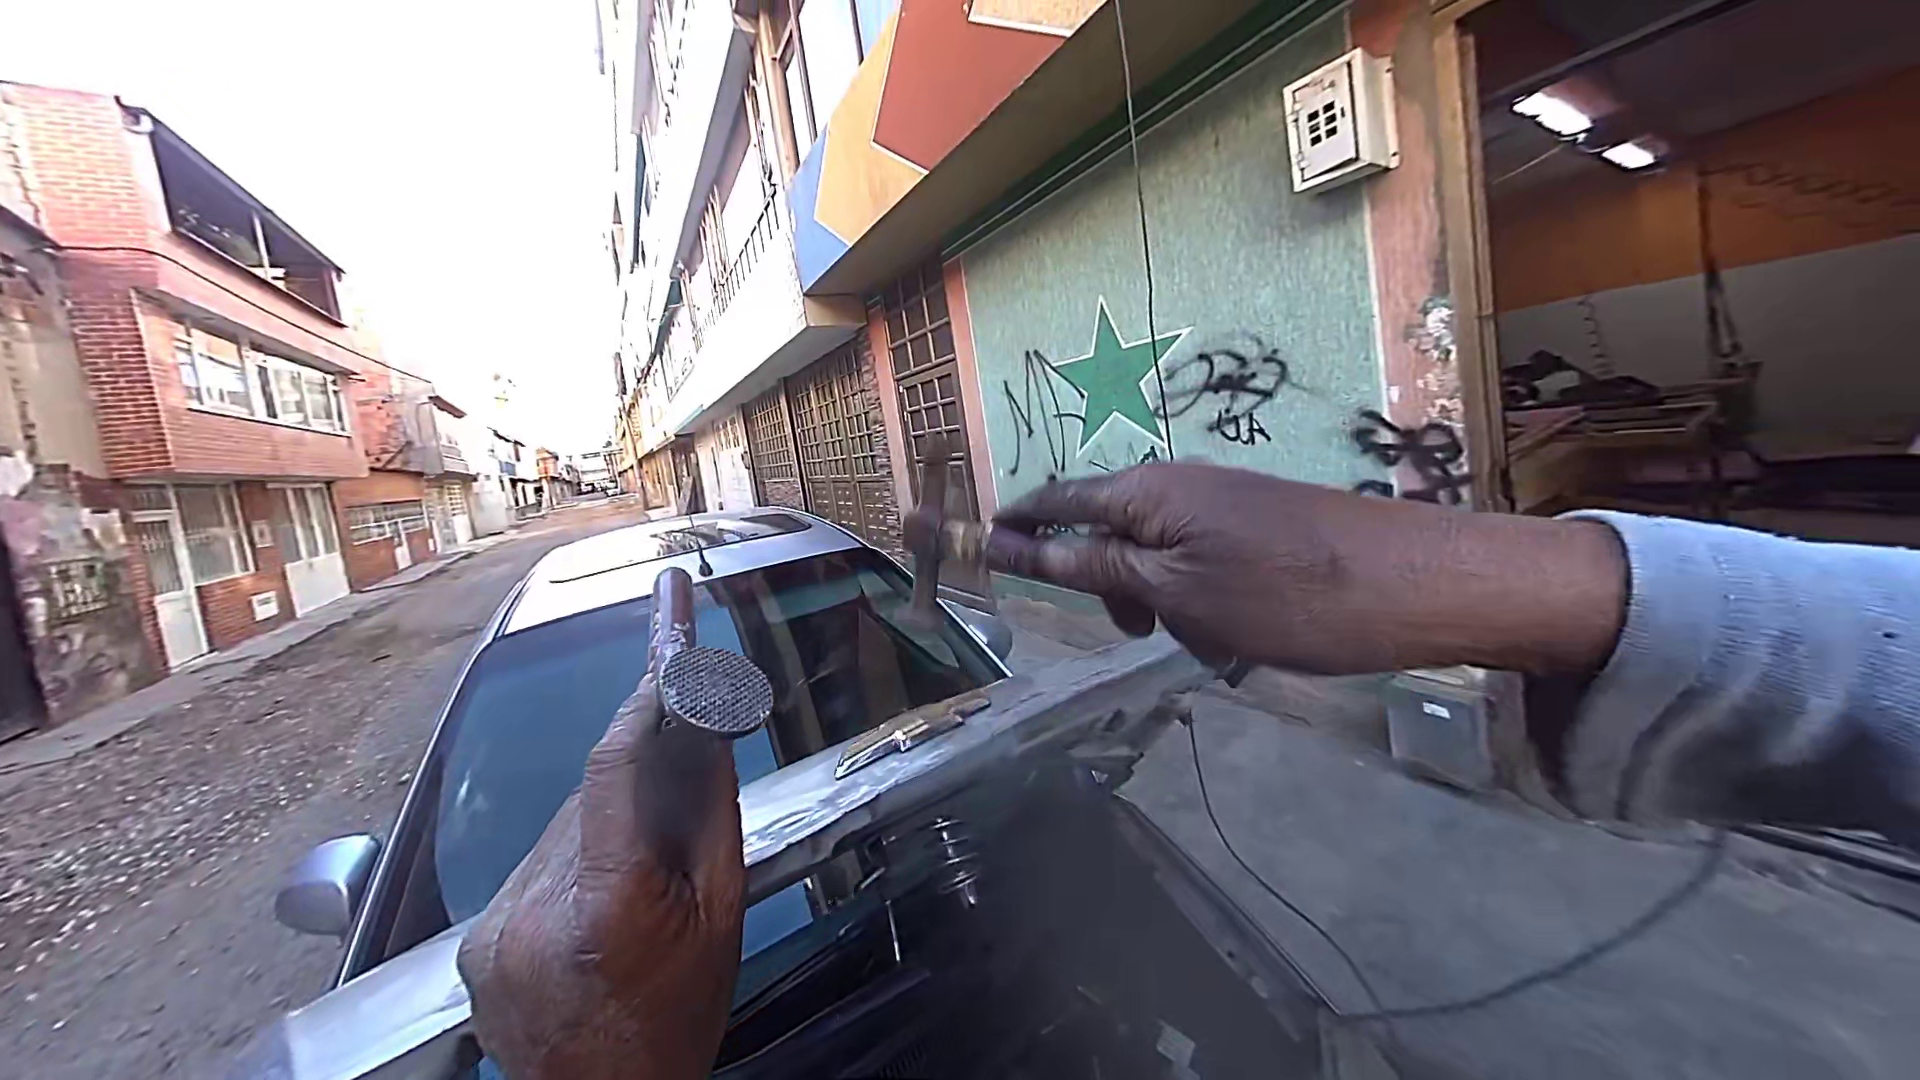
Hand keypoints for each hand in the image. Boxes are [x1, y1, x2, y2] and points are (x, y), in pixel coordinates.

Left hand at [456, 675, 744, 1079]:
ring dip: (606, 813)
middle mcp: (533, 909)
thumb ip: (712, 817)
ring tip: (644, 848)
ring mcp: (495, 926)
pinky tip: (607, 880)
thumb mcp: (720, 909)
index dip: (636, 712)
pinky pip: (539, 859)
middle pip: (587, 797)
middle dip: (632, 768)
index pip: (608, 772)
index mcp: (605, 903)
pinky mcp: (478, 938)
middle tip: (674, 764)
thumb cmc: (676, 1012)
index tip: (659, 677)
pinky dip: (578, 848)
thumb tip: (706, 741)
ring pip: (562, 825)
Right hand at [986, 463, 1625, 676]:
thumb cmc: (1282, 596)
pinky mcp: (1252, 521)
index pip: (1057, 501)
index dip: (1019, 524)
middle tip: (1134, 632)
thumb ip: (1091, 566)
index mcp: (1145, 493)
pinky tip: (1232, 628)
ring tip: (1199, 639)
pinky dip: (1192, 594)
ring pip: (1153, 550)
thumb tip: (1018, 544)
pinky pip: (1194, 556)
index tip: (989, 547)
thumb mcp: (1171, 590)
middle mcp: (1176, 484)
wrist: (1421, 583)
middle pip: (1105, 529)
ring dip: (1154, 596)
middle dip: (1105, 581)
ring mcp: (1218, 500)